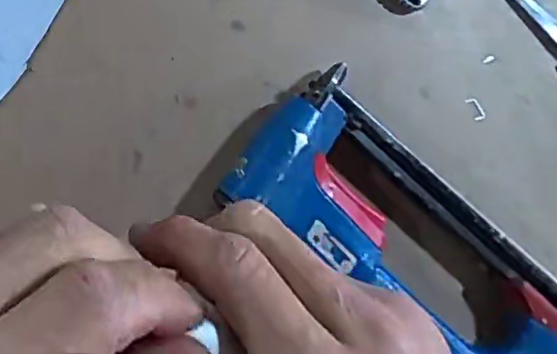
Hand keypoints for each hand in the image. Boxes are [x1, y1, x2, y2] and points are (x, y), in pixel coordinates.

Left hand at [0, 204, 207, 353]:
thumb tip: (188, 337)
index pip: (91, 297)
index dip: (157, 295)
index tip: (190, 313)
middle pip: (66, 235)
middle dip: (126, 264)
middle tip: (153, 304)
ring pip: (39, 220)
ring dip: (91, 248)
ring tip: (112, 293)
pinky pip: (4, 233)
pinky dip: (48, 249)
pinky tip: (60, 286)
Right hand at [134, 200, 450, 353]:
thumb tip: (172, 320)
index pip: (240, 266)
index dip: (183, 241)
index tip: (146, 240)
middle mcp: (365, 321)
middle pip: (263, 231)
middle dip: (207, 231)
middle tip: (175, 256)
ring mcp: (396, 310)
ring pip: (294, 248)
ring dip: (249, 259)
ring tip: (226, 294)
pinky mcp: (411, 311)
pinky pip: (328, 277)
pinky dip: (291, 288)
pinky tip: (285, 325)